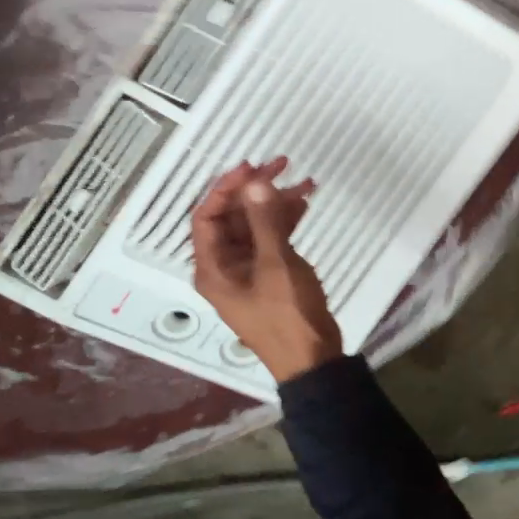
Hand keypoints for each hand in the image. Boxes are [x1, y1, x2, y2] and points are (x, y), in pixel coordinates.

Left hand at [191, 158, 341, 382]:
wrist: (310, 355)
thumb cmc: (286, 313)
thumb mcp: (276, 264)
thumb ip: (266, 222)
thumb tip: (256, 183)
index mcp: (213, 267)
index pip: (208, 217)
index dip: (227, 188)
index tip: (254, 166)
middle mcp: (225, 266)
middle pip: (233, 217)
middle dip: (256, 190)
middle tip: (284, 164)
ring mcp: (249, 269)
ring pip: (256, 225)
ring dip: (276, 202)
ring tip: (305, 181)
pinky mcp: (271, 273)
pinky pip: (272, 237)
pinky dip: (286, 219)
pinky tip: (305, 204)